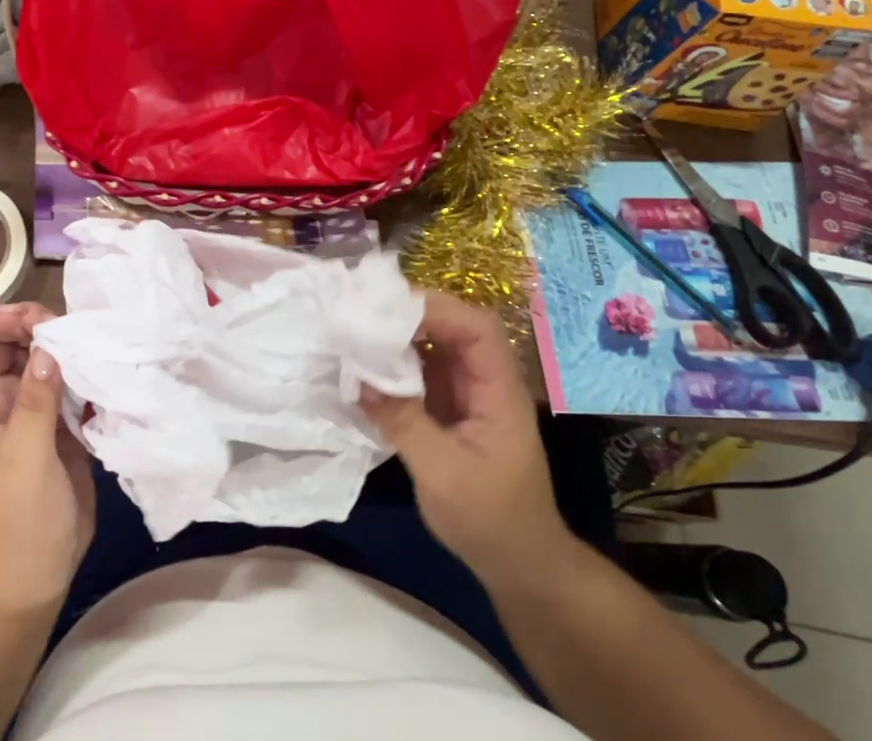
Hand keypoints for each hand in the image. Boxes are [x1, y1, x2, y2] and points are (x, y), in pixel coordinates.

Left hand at [0, 303, 94, 614]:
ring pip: (31, 357)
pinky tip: (96, 363)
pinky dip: (76, 367)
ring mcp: (24, 411)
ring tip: (83, 339)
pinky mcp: (56, 423)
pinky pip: (61, 381)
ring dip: (52, 342)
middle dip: (22, 325)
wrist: (40, 574)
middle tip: (59, 324)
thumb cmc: (18, 524)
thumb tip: (48, 349)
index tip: (18, 321)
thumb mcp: (23, 464)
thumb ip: (35, 405)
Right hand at [362, 292, 574, 581]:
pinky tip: (364, 372)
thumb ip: (403, 421)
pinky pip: (421, 376)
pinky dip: (393, 369)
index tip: (386, 311)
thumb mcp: (442, 472)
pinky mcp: (448, 414)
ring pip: (434, 351)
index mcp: (498, 392)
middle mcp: (484, 385)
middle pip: (453, 330)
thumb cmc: (489, 518)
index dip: (436, 310)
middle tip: (360, 317)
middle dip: (409, 317)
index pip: (476, 329)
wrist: (517, 561)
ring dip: (397, 341)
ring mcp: (466, 398)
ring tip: (355, 337)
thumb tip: (360, 378)